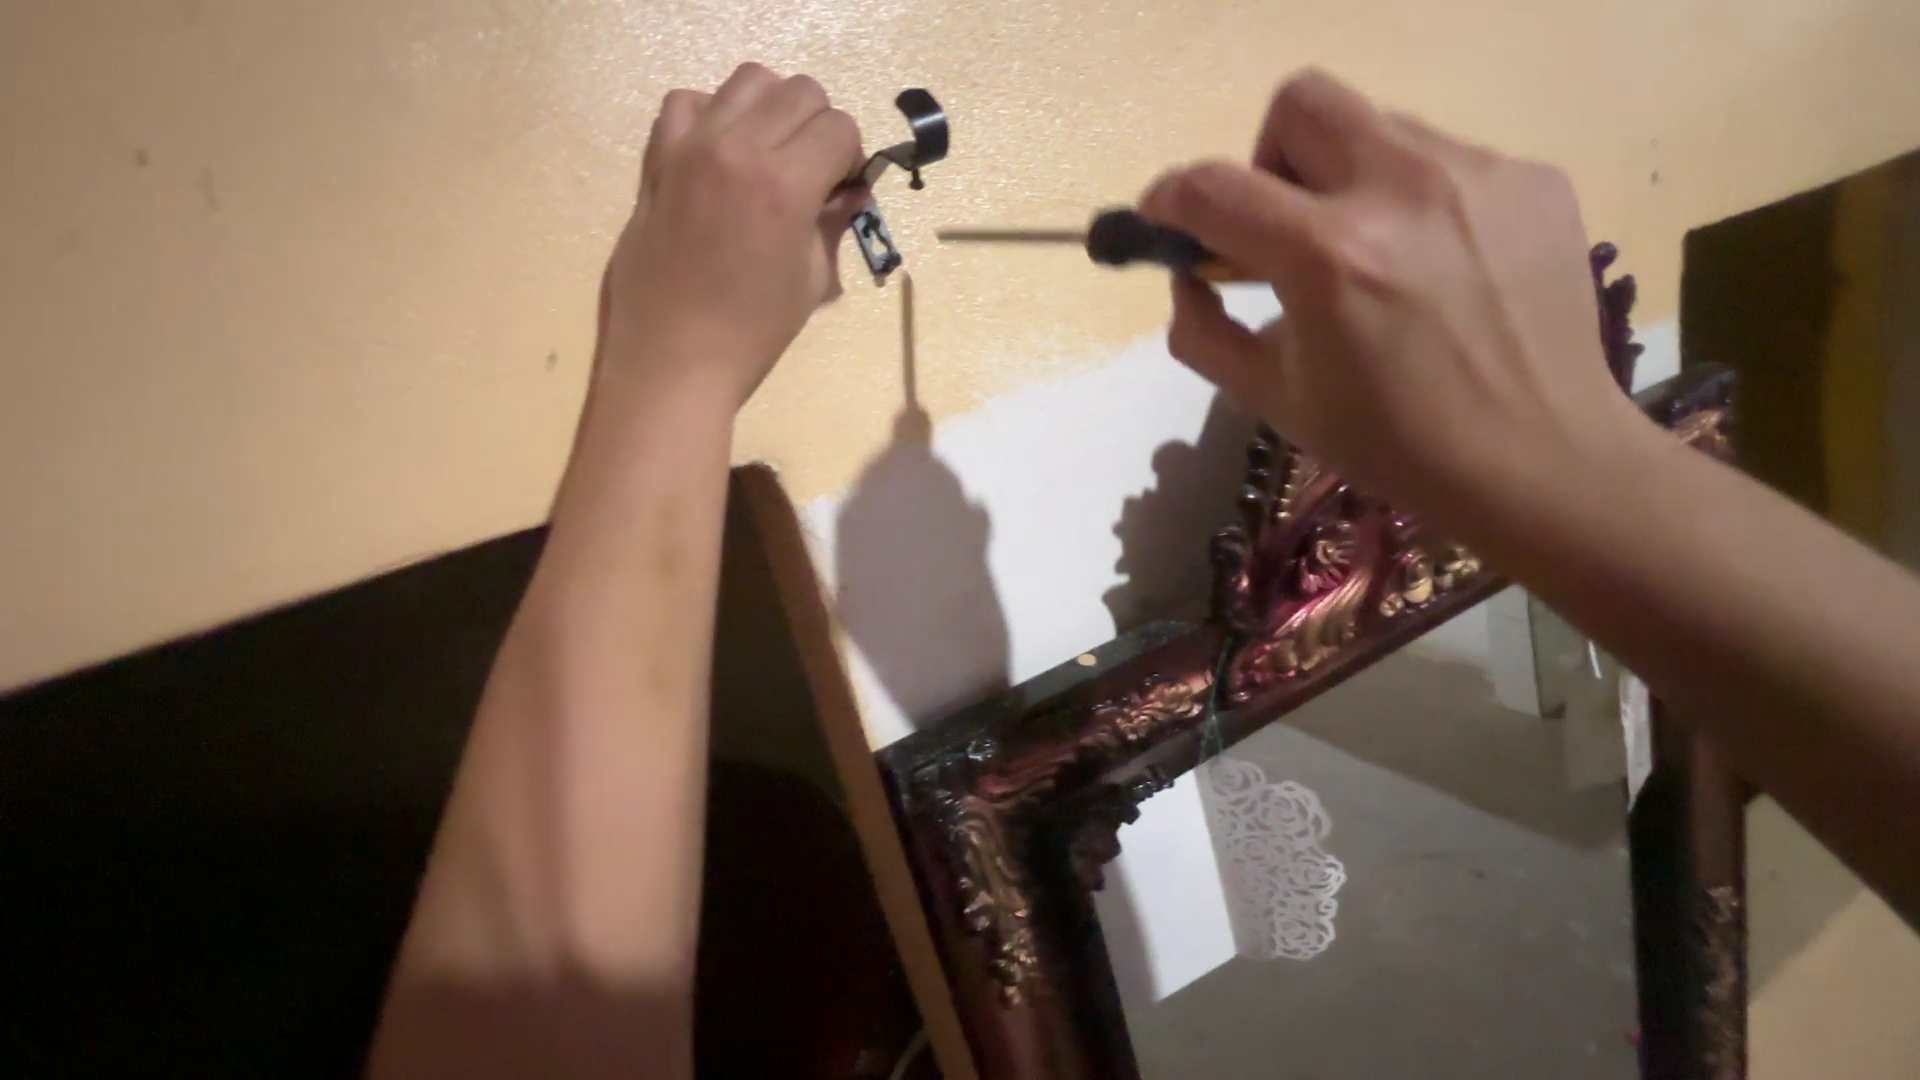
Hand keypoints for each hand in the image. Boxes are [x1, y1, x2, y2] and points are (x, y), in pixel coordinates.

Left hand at [598, 63, 867, 411]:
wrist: (672, 360)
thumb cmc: (752, 334)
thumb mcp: (810, 281)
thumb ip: (832, 224)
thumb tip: (850, 193)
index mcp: (784, 186)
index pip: (840, 129)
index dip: (852, 160)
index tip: (844, 192)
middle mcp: (737, 148)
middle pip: (800, 93)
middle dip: (819, 130)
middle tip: (813, 177)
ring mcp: (691, 146)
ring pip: (749, 81)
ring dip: (773, 111)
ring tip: (771, 158)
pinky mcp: (657, 158)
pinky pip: (689, 102)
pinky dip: (714, 117)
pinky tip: (722, 159)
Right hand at [1138, 70, 1648, 528]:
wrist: (1533, 458)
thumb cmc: (1386, 440)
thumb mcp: (1269, 397)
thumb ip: (1202, 332)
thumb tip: (1187, 278)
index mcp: (1326, 258)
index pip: (1216, 188)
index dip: (1170, 196)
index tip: (1163, 214)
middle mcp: (1400, 189)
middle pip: (1300, 103)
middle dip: (1265, 158)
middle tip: (1279, 226)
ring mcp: (1477, 174)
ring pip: (1375, 126)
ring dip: (1341, 180)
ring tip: (1365, 255)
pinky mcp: (1531, 179)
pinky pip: (1441, 157)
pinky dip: (1407, 201)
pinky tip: (1431, 266)